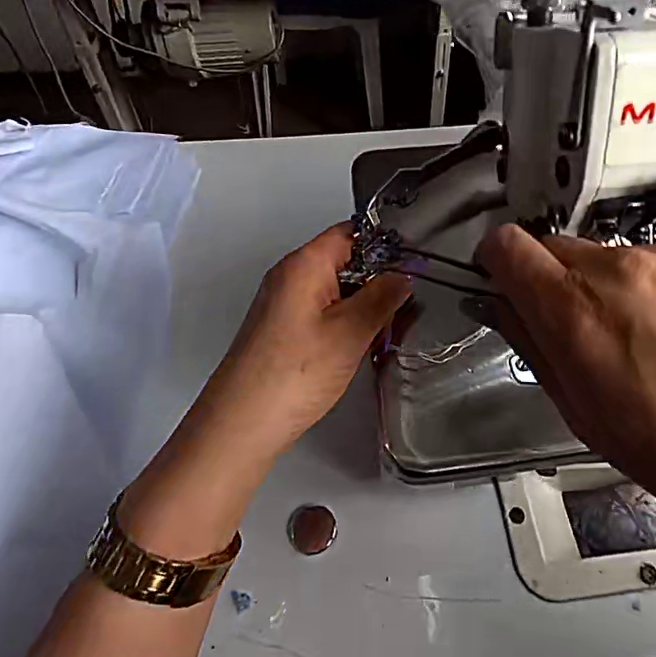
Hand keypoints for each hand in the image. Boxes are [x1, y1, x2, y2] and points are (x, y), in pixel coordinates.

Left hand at [185, 223, 412, 459]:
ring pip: (337, 289)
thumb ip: (382, 298)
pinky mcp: (285, 330)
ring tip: (386, 329)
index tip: (412, 261)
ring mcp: (285, 304)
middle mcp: (290, 278)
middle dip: (378, 279)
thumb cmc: (289, 377)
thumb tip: (402, 277)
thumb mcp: (351, 332)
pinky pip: (325, 312)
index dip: (384, 243)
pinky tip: (361, 346)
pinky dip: (348, 323)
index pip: (350, 233)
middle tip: (404, 303)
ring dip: (365, 305)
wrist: (243, 423)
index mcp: (303, 266)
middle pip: (345, 260)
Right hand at [475, 225, 655, 585]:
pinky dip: (650, 295)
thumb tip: (512, 316)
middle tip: (567, 336)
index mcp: (580, 311)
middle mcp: (624, 271)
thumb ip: (540, 352)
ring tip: (637, 354)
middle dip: (549, 287)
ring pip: (608, 261)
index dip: (495, 266)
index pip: (507, 248)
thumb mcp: (592, 419)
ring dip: (605, 295)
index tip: (497, 282)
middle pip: (556, 251)